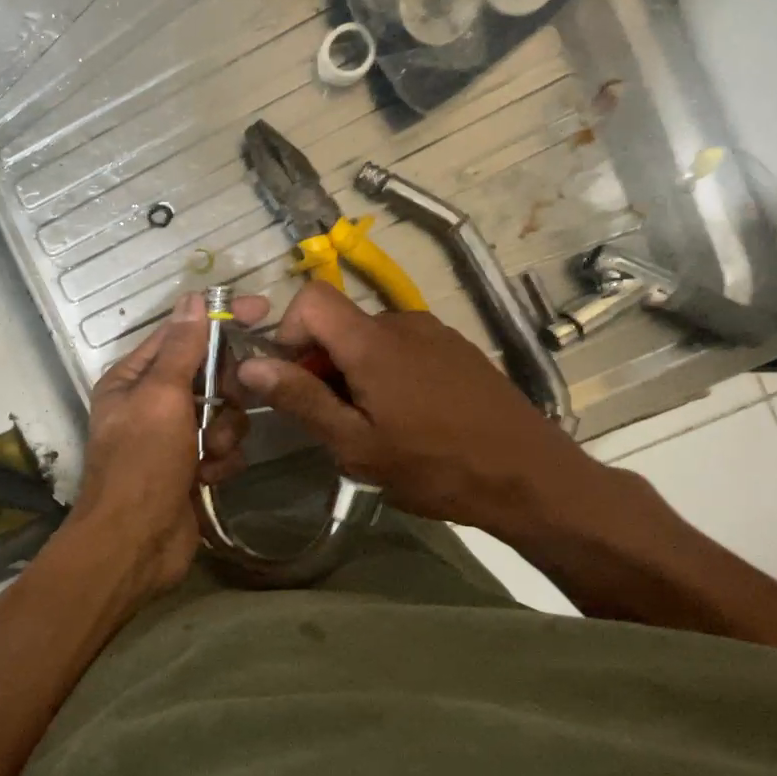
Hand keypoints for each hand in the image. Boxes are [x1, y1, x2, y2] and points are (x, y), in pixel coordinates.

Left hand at [64, 293, 269, 596]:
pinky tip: (208, 477)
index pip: (180, 334)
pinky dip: (220, 461)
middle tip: (226, 403)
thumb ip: (181, 348)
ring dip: (223, 432)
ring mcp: (170, 439)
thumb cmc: (142, 463)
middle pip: (206, 375)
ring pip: (220, 415)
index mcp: (131, 380)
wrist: (135, 542)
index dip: (217, 321)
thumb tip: (193, 299)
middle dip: (222, 392)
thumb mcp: (160, 397)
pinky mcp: (189, 470)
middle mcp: (149, 404)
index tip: (260, 311)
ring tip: (208, 453)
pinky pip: (222, 450)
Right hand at [236, 282, 610, 539]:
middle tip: (332, 421)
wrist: (528, 477)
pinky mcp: (457, 350)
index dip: (288, 332)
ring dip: (352, 373)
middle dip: (319, 364)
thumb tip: (248, 365)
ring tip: (371, 427)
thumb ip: (300, 399)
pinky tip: (406, 420)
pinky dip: (384, 374)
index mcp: (373, 341)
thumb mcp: (355, 444)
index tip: (292, 381)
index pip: (310, 298)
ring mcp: (436, 333)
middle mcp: (403, 322)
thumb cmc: (433, 467)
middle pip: (338, 323)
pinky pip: (401, 348)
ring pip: (369, 338)